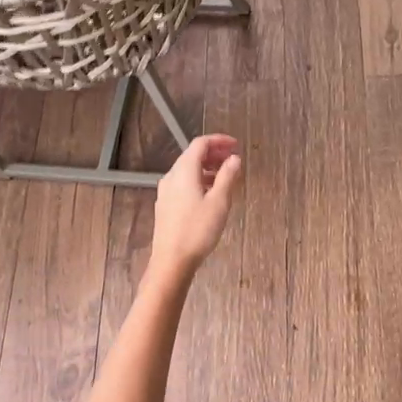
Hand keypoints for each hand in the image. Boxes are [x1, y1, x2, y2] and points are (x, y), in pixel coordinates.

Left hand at [150, 134, 242, 276]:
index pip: (200, 144)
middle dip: (214, 154)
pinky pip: (183, 183)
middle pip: (192, 155)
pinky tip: (210, 194)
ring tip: (225, 177)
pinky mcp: (165, 205)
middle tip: (233, 159)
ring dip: (207, 168)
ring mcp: (166, 192)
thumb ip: (227, 177)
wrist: (171, 260)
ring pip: (187, 170)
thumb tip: (234, 159)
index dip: (219, 141)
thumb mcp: (219, 202)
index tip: (236, 145)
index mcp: (184, 171)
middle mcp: (171, 177)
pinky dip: (199, 180)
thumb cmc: (197, 230)